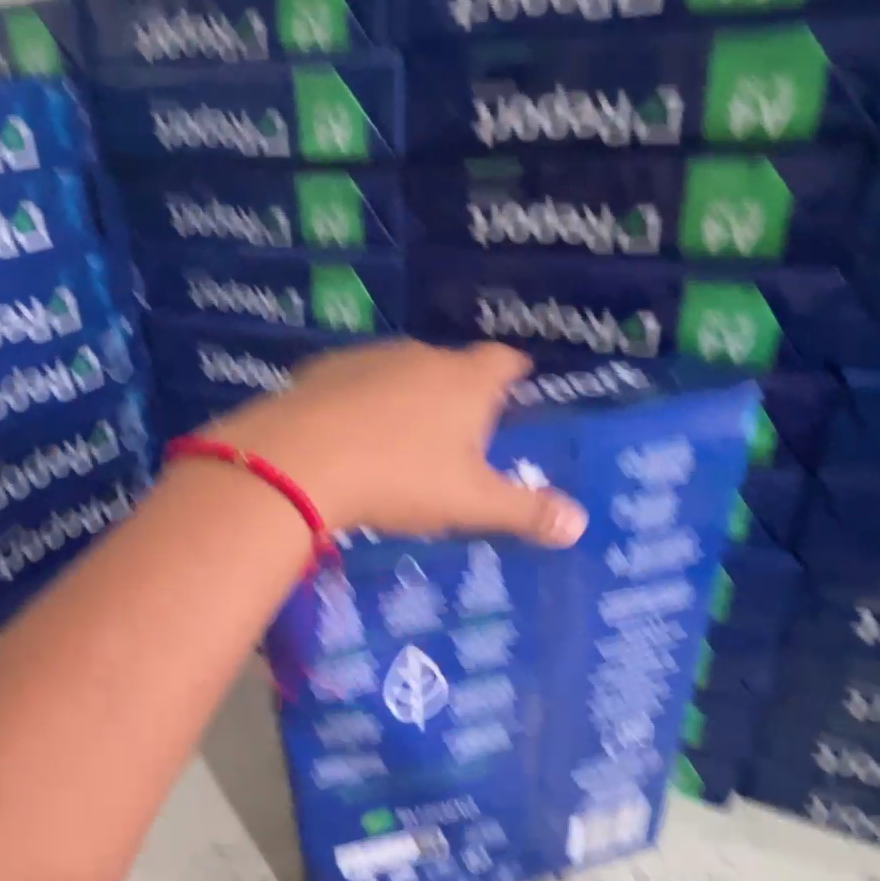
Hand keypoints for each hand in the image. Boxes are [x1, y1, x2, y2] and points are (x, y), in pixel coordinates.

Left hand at [204, 340, 587, 546]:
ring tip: (403, 436)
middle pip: (452, 365)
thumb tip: (579, 523)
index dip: (514, 373)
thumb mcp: (469, 503)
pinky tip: (350, 434)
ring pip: (401, 372)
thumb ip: (525, 511)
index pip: (504, 362)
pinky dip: (360, 403)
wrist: (300, 460)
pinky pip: (354, 383)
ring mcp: (368, 359)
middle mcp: (421, 357)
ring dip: (407, 395)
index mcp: (467, 381)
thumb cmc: (399, 477)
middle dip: (459, 391)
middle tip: (461, 429)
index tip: (518, 383)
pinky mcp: (322, 371)